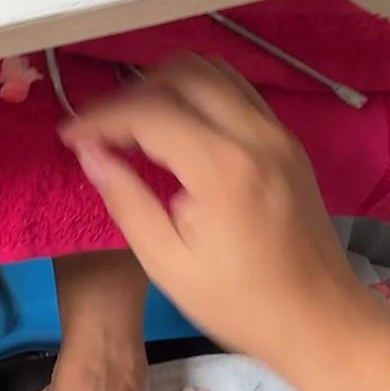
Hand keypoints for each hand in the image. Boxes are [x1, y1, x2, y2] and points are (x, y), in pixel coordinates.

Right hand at [58, 56, 384, 366]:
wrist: (320, 320)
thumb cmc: (237, 303)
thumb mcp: (166, 263)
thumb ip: (126, 200)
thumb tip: (89, 153)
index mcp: (223, 169)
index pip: (149, 112)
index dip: (100, 117)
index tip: (69, 135)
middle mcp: (255, 134)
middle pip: (182, 73)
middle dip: (130, 92)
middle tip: (100, 129)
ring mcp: (277, 132)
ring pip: (212, 70)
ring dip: (164, 85)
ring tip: (132, 123)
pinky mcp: (286, 140)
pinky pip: (235, 90)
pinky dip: (195, 93)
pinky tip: (174, 127)